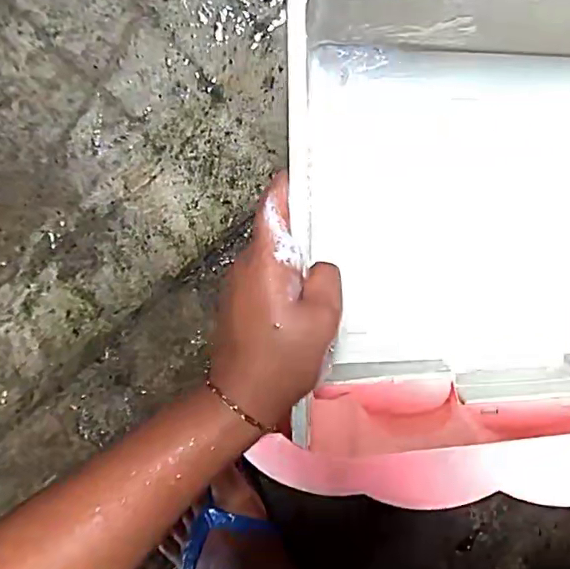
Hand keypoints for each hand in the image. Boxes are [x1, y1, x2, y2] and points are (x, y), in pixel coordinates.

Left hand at [208, 174, 342, 431]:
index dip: (286, 187)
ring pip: (271, 257)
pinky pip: (266, 277)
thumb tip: (321, 266)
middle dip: (301, 227)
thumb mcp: (322, 320)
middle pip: (274, 232)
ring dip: (295, 257)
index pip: (272, 210)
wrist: (242, 396)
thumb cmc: (280, 361)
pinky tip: (305, 296)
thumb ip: (326, 280)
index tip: (300, 172)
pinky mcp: (239, 302)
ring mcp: (238, 285)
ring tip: (324, 267)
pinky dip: (285, 277)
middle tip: (331, 223)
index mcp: (265, 263)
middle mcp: (245, 267)